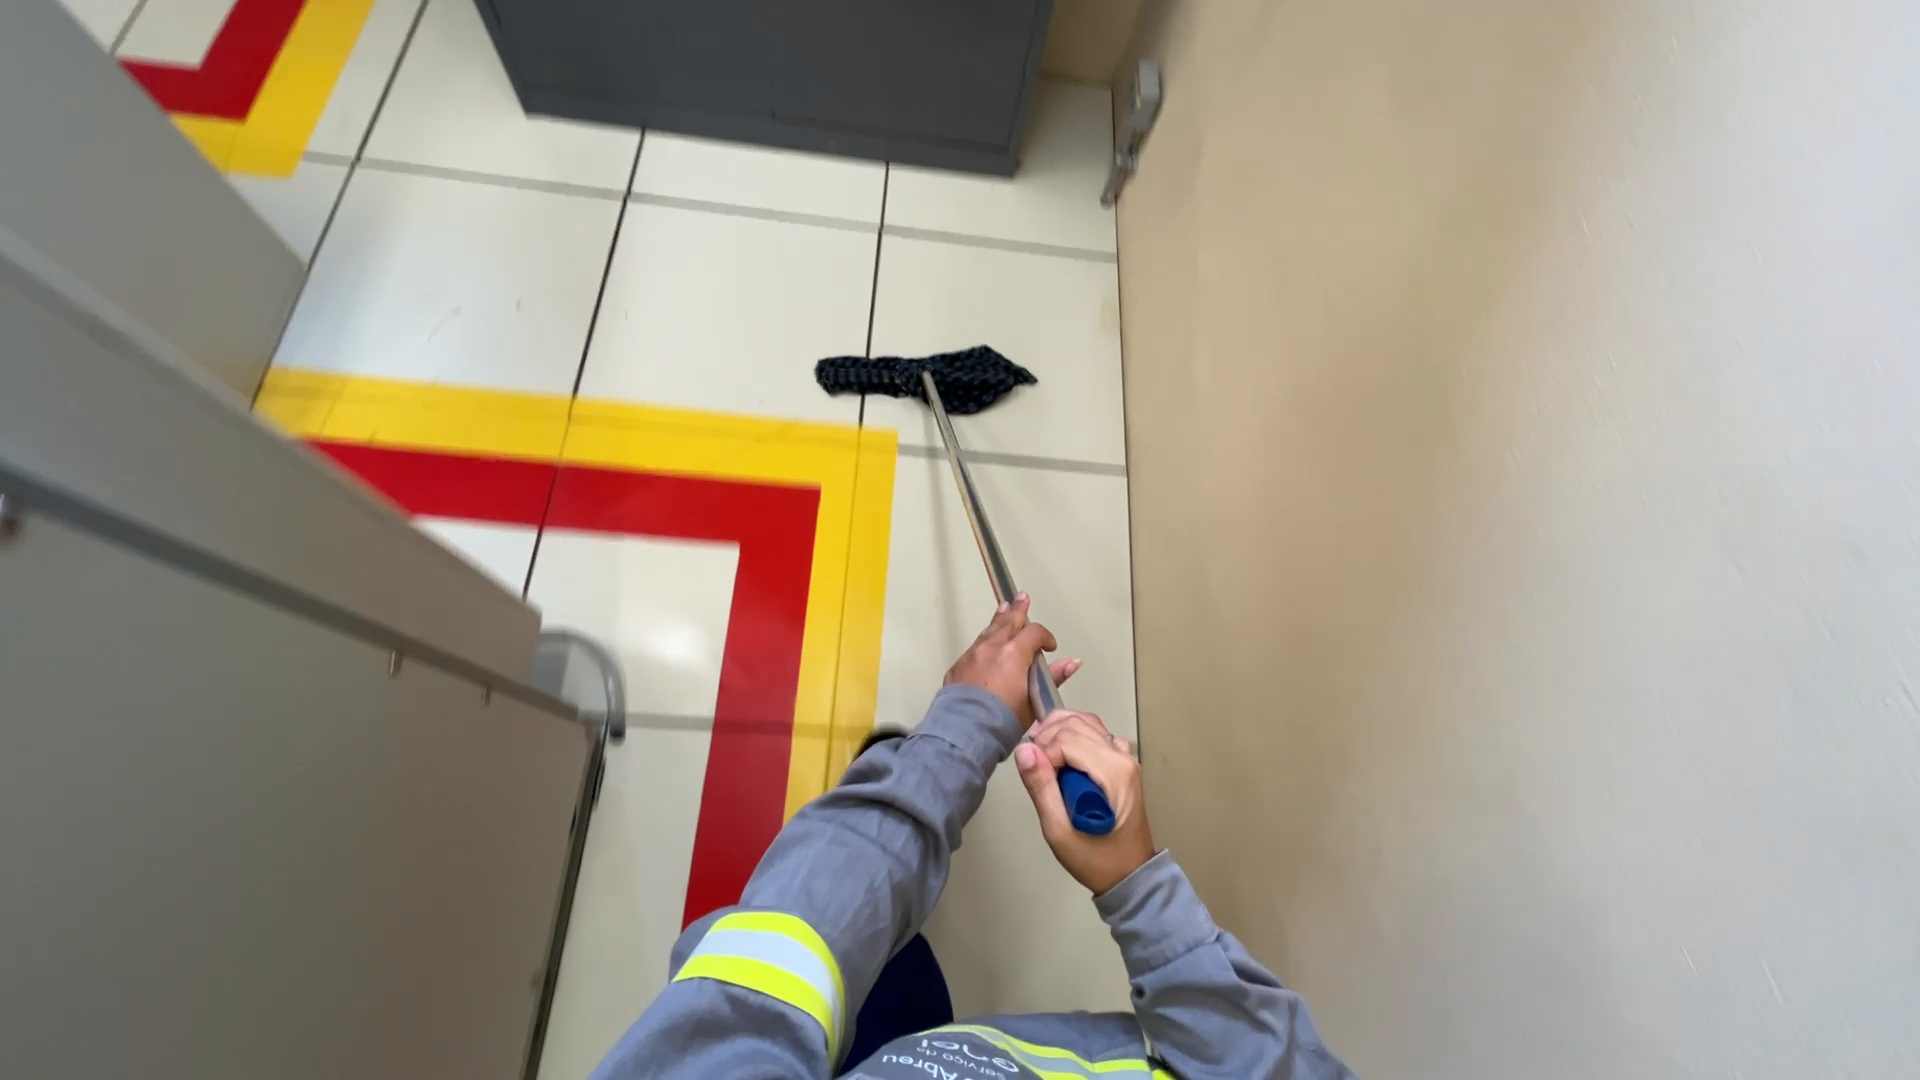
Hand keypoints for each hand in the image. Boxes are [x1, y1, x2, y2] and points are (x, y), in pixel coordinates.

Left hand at [943, 594, 1079, 728]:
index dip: (1045, 636)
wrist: (965, 731)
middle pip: (1008, 621)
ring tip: (1004, 609)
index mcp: (1014, 653)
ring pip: (989, 631)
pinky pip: (976, 647)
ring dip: (999, 620)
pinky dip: (985, 642)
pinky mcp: (958, 666)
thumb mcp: (1034, 701)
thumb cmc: (1003, 720)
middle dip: (1018, 609)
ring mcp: (972, 654)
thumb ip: (1052, 678)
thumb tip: (1072, 663)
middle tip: (1022, 597)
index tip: (1049, 646)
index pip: (1034, 632)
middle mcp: (992, 647)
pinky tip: (987, 645)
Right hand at [1014, 710, 1155, 894]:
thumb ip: (1042, 788)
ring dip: (1057, 730)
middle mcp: (1122, 756)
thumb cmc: (1095, 859)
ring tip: (1040, 755)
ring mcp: (1125, 756)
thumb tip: (1024, 750)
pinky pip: (1094, 731)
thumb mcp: (1059, 831)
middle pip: (1076, 724)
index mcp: (1113, 772)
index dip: (1042, 750)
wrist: (1130, 876)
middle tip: (1032, 764)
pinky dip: (1072, 732)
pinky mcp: (1122, 760)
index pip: (1067, 739)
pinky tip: (1059, 753)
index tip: (1032, 775)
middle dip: (1046, 736)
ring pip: (1085, 721)